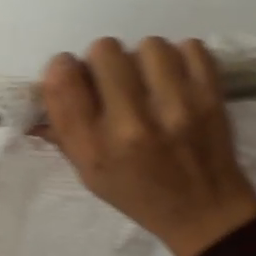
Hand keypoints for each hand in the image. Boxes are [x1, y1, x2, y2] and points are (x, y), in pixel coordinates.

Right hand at [40, 37, 255, 255]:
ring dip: (145, 59)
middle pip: (104, 50)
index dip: (64, 67)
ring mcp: (176, 108)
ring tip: (150, 82)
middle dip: (105, 61)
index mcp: (94, 148)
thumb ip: (64, 128)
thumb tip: (44, 84)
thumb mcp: (88, 173)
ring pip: (148, 44)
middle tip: (115, 82)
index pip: (62, 79)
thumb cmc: (136, 192)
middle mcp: (131, 126)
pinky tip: (177, 81)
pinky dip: (181, 58)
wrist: (204, 211)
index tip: (74, 76)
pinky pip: (190, 47)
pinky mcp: (211, 97)